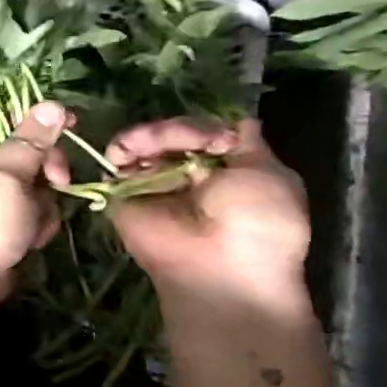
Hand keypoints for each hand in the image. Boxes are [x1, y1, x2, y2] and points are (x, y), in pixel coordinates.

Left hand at [0, 101, 74, 331]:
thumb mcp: (8, 178)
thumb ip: (31, 141)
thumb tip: (51, 103)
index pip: (3, 115)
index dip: (37, 118)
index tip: (70, 123)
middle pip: (27, 148)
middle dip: (45, 170)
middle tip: (58, 182)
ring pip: (37, 180)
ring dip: (42, 203)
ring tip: (29, 224)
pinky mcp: (4, 215)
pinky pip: (33, 206)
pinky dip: (36, 221)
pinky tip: (29, 238)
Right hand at [106, 118, 310, 311]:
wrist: (220, 266)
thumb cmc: (258, 222)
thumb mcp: (269, 175)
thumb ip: (248, 144)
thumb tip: (238, 120)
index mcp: (222, 167)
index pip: (204, 130)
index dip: (203, 126)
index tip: (213, 136)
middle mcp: (185, 172)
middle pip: (170, 132)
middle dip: (173, 129)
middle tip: (184, 140)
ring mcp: (152, 183)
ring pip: (143, 142)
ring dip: (145, 136)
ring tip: (145, 145)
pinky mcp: (122, 195)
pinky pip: (116, 165)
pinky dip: (120, 150)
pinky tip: (125, 152)